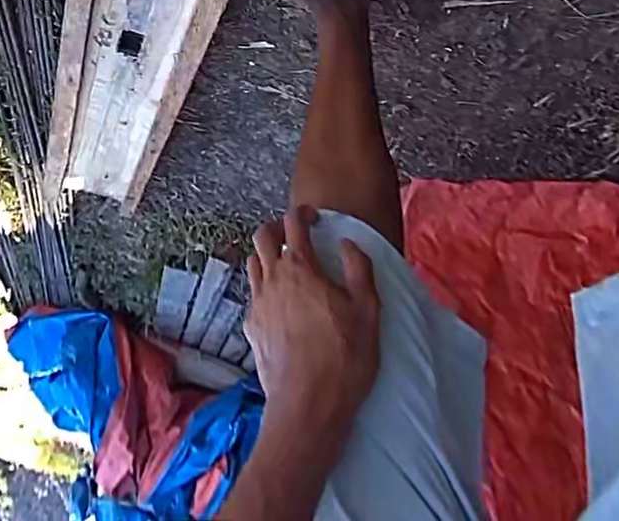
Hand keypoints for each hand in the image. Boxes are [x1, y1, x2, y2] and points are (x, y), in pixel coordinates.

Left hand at [244, 206, 380, 428]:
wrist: (306, 407)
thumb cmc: (343, 358)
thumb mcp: (367, 311)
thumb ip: (359, 269)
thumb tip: (347, 243)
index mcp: (300, 268)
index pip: (293, 223)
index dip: (302, 213)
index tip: (312, 216)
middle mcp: (273, 278)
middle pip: (262, 236)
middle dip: (276, 227)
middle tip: (293, 235)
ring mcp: (257, 301)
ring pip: (254, 262)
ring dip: (267, 256)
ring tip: (286, 266)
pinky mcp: (251, 325)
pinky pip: (254, 293)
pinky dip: (265, 287)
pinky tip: (281, 304)